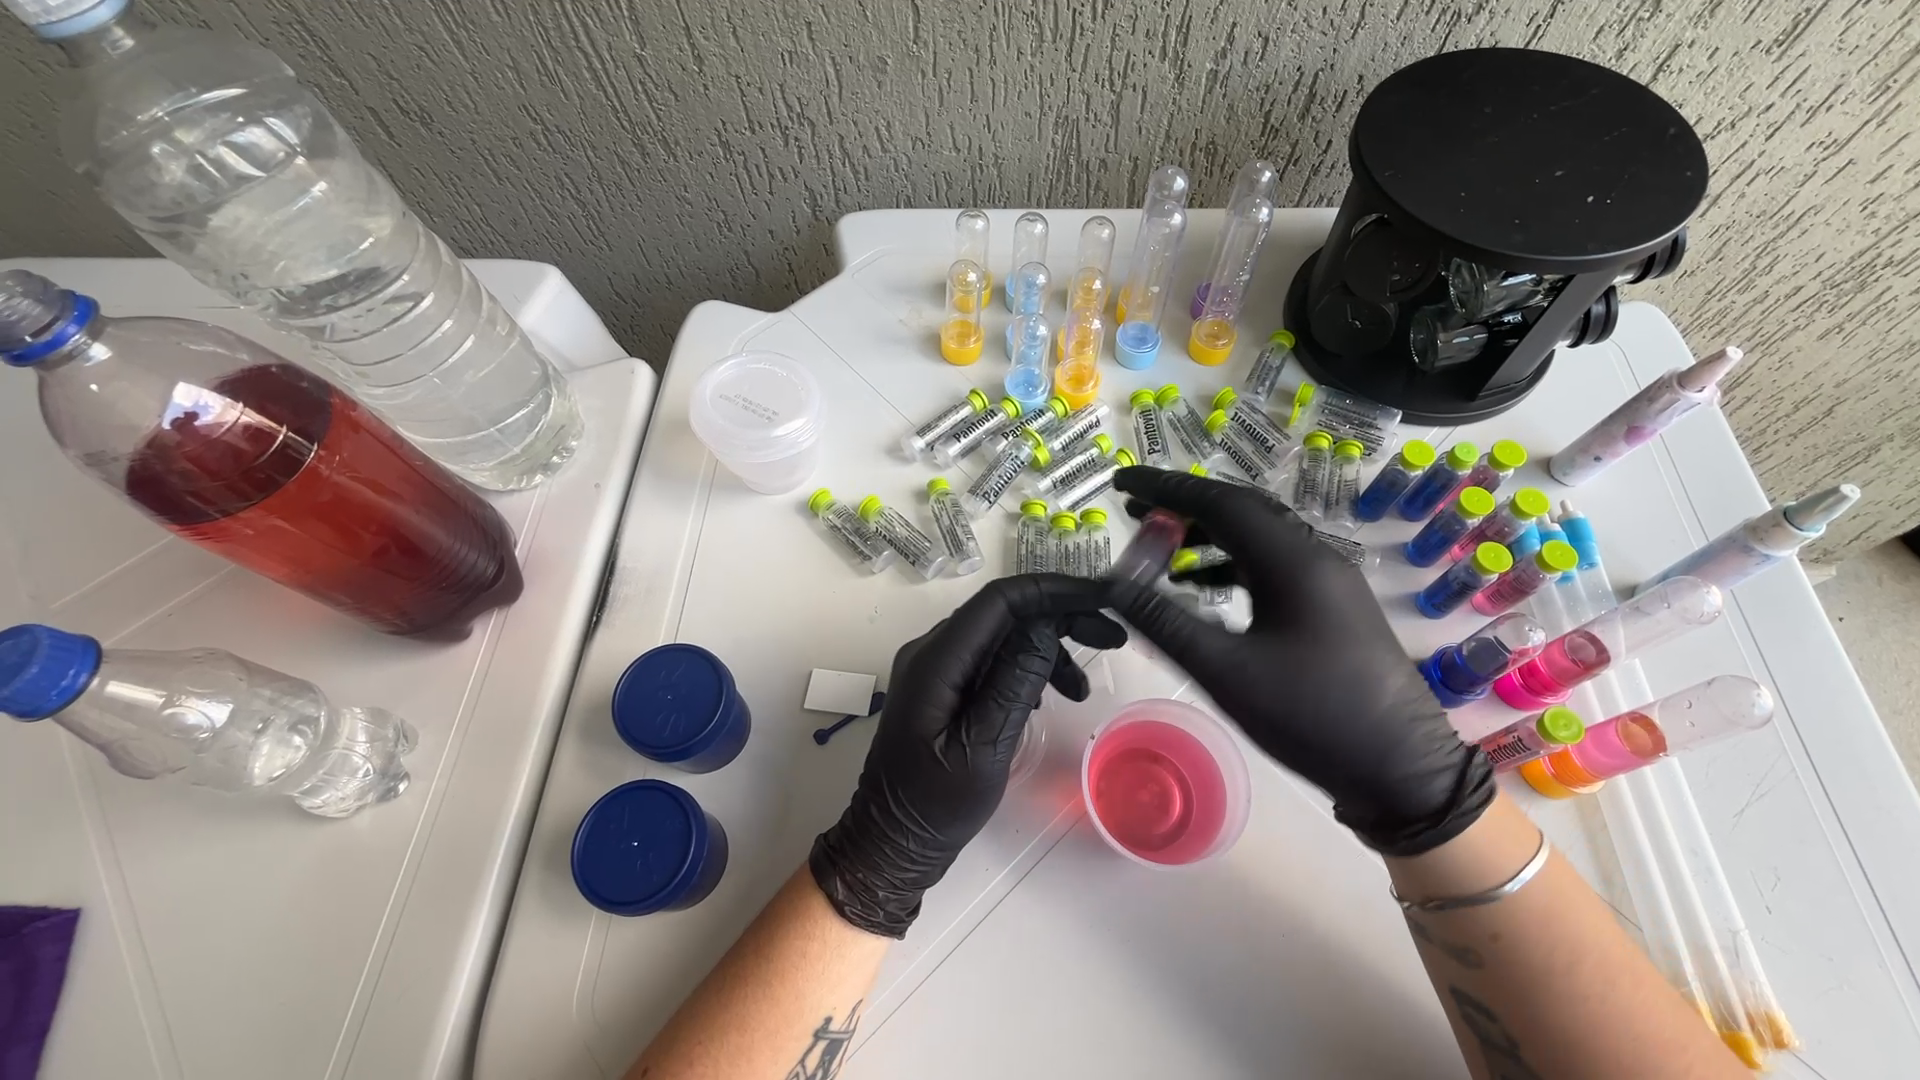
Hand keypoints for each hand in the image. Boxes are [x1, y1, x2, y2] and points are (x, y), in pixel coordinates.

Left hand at [810, 574, 1125, 936]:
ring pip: (1002, 636)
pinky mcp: (945, 687)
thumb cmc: (934, 807)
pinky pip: (992, 661)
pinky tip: (1048, 698)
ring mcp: (937, 669)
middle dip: (1061, 617)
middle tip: (1112, 637)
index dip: (1054, 591)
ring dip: (1048, 650)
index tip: (1103, 598)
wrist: (892, 843)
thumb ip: (1013, 683)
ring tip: (1082, 690)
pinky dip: (1027, 671)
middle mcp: (932, 651)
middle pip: (1005, 613)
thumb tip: (1045, 627)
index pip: (1000, 601)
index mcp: (936, 661)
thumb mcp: (982, 748)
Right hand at [1103, 466, 1492, 856]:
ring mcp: (1328, 580)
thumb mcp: (1225, 671)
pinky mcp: (1332, 606)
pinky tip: (1202, 589)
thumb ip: (1163, 623)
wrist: (1401, 769)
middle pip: (1241, 511)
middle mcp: (1314, 556)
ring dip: (1207, 536)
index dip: (1164, 487)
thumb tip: (1109, 586)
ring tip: (1160, 551)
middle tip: (1135, 510)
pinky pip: (1273, 565)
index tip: (1119, 480)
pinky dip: (1230, 565)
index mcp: (1291, 561)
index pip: (1218, 503)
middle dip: (1184, 505)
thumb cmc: (1310, 716)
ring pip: (1259, 537)